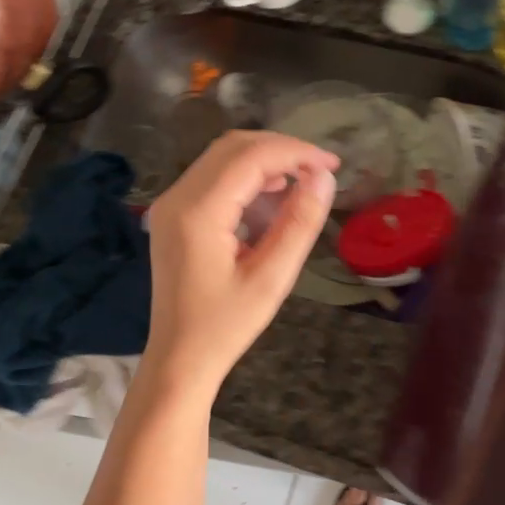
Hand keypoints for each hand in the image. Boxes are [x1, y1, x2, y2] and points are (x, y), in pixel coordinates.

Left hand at [142, 131, 337, 396]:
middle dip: (282, 150)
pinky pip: (213, 177)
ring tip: (303, 184)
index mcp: (198, 212)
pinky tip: (273, 199)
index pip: (251, 157)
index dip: (296, 153)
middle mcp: (178, 197)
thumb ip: (299, 224)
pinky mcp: (173, 214)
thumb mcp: (272, 279)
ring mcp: (171, 204)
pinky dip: (246, 177)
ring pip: (222, 157)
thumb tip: (324, 178)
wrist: (179, 357)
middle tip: (321, 171)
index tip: (333, 165)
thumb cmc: (226, 326)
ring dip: (265, 161)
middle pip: (233, 147)